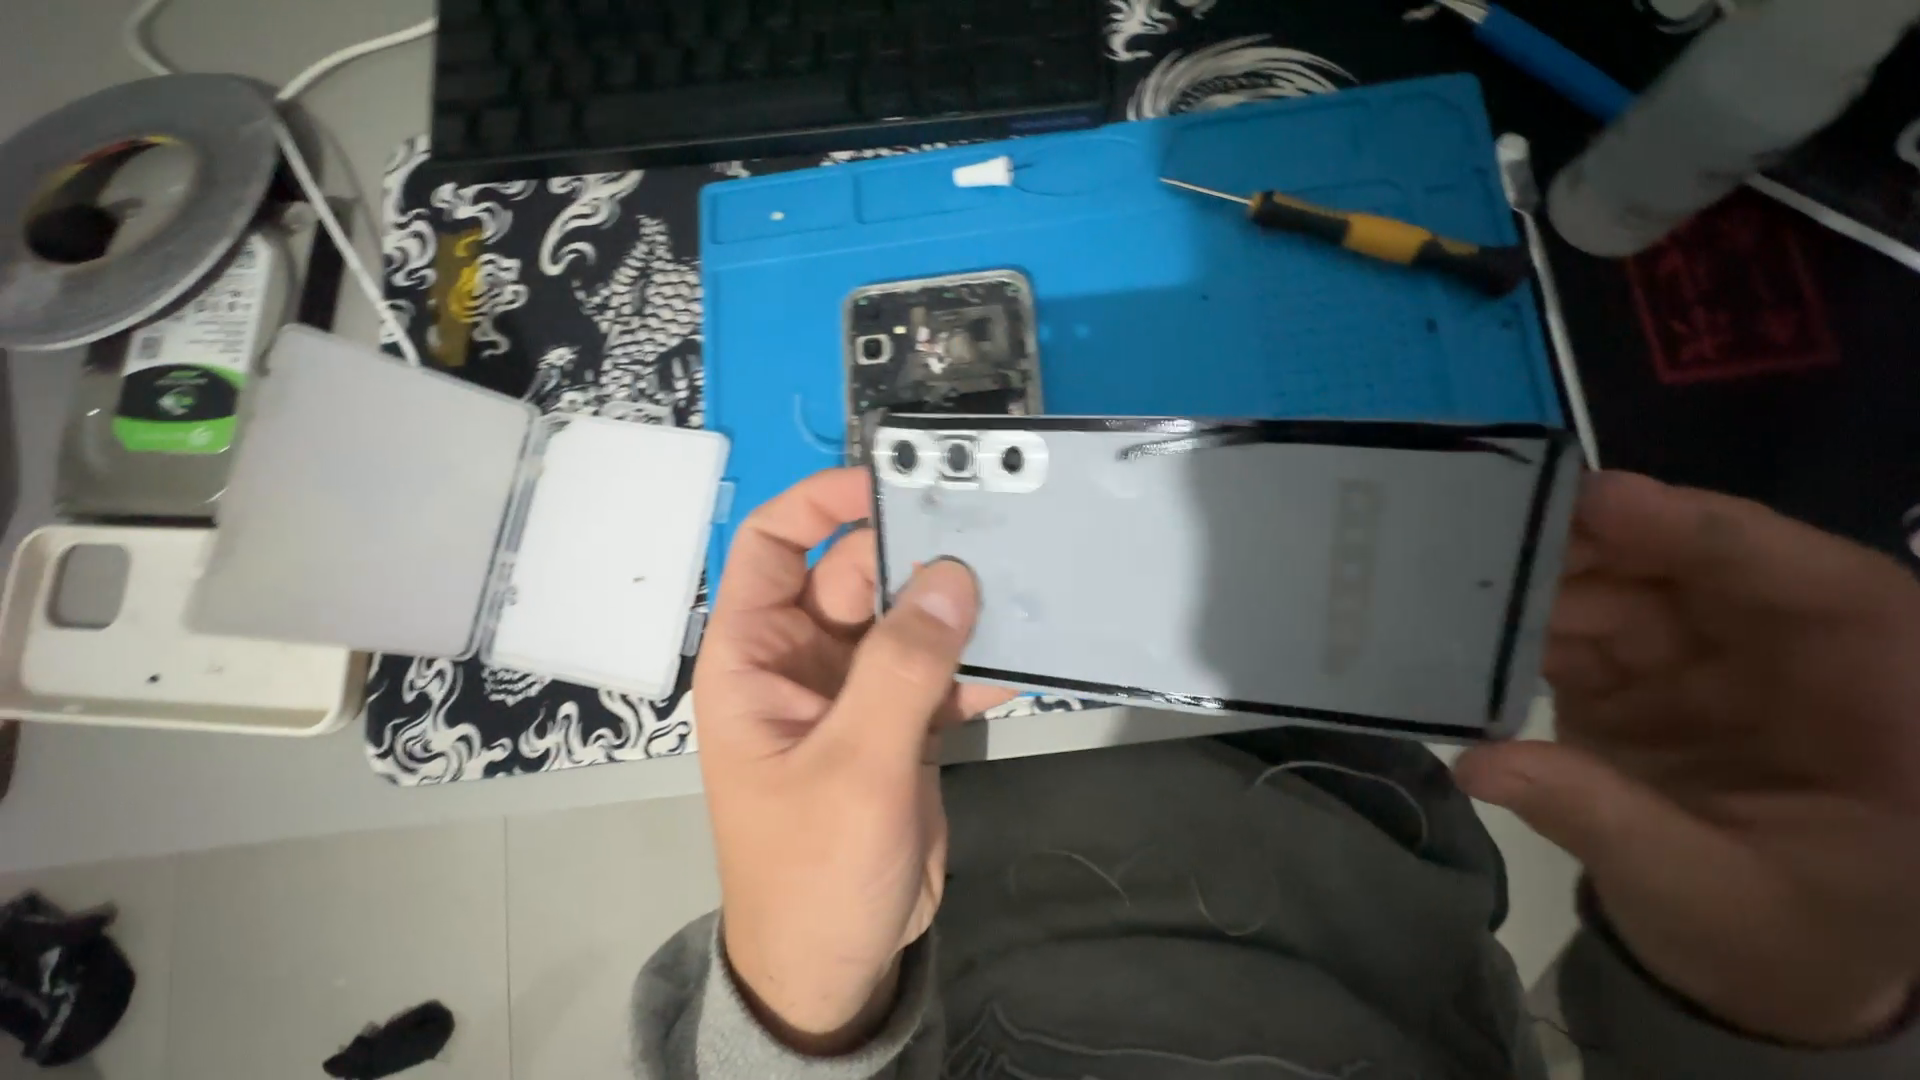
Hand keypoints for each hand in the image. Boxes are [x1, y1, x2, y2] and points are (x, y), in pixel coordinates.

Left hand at [693, 467, 1012, 1054]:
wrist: (837, 963)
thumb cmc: (814, 869)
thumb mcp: (853, 768)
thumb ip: (901, 671)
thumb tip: (951, 577)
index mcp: (755, 657)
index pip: (773, 548)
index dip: (819, 504)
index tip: (886, 485)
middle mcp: (804, 660)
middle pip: (858, 576)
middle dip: (914, 558)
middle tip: (986, 541)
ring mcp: (857, 690)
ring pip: (908, 618)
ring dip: (955, 607)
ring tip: (1016, 587)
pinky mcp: (901, 722)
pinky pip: (940, 669)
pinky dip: (976, 661)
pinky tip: (1023, 654)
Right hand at [1459, 472, 1919, 1045]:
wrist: (1753, 966)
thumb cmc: (1774, 937)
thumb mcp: (1702, 890)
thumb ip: (1597, 816)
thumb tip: (1475, 765)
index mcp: (1877, 698)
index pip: (1808, 582)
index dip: (1701, 532)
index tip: (1596, 499)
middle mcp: (1790, 658)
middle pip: (1694, 568)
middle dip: (1592, 548)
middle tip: (1484, 533)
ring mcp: (1704, 665)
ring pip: (1619, 590)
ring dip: (1539, 587)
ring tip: (1451, 579)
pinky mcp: (1634, 680)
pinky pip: (1574, 632)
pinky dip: (1518, 629)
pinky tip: (1461, 628)